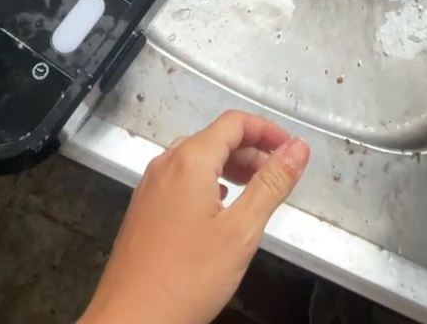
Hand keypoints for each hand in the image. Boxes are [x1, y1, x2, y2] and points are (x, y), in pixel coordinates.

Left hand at [81, 111, 310, 323]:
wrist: (128, 322)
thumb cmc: (188, 278)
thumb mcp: (241, 231)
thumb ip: (271, 184)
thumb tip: (298, 147)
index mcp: (190, 159)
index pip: (234, 122)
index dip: (266, 130)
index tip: (291, 149)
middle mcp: (167, 163)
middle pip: (215, 138)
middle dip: (251, 151)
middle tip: (278, 178)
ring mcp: (151, 185)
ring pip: (197, 159)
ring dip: (230, 167)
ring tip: (254, 193)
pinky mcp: (143, 208)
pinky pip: (181, 178)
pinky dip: (208, 181)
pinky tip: (219, 209)